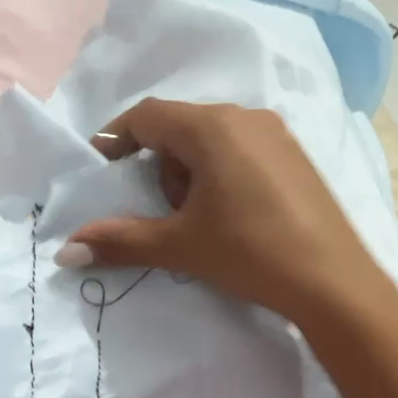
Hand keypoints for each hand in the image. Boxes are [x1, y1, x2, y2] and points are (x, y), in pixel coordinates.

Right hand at [57, 99, 397, 326]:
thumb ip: (121, 242)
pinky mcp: (294, 158)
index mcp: (212, 128)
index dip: (117, 140)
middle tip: (163, 215)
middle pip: (180, 128)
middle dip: (159, 168)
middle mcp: (245, 117)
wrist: (331, 280)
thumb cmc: (248, 253)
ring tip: (199, 224)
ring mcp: (275, 135)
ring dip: (190, 176)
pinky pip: (240, 153)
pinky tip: (231, 221)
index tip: (101, 170)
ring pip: (211, 142)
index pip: (148, 116)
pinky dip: (220, 179)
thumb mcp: (178, 247)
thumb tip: (66, 250)